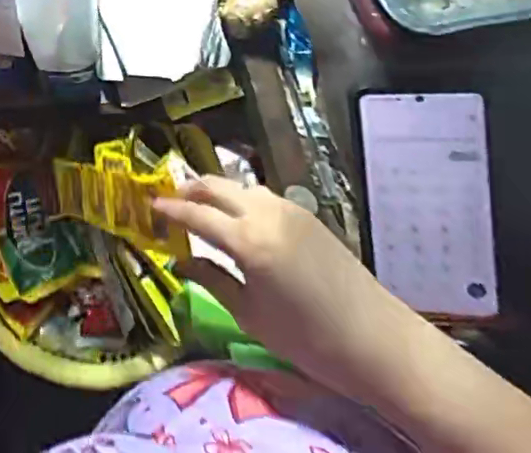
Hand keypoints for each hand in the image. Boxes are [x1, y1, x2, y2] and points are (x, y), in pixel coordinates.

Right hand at [155, 176, 426, 402]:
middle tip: (171, 201)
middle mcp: (265, 213)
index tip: (150, 206)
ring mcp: (289, 210)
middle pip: (215, 185)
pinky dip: (240, 198)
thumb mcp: (250, 315)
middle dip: (189, 189)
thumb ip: (212, 279)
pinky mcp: (306, 215)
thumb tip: (180, 262)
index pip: (195, 213)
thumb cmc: (309, 340)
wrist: (380, 344)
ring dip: (216, 191)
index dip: (169, 208)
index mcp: (247, 241)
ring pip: (239, 185)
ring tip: (201, 208)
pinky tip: (238, 218)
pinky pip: (261, 195)